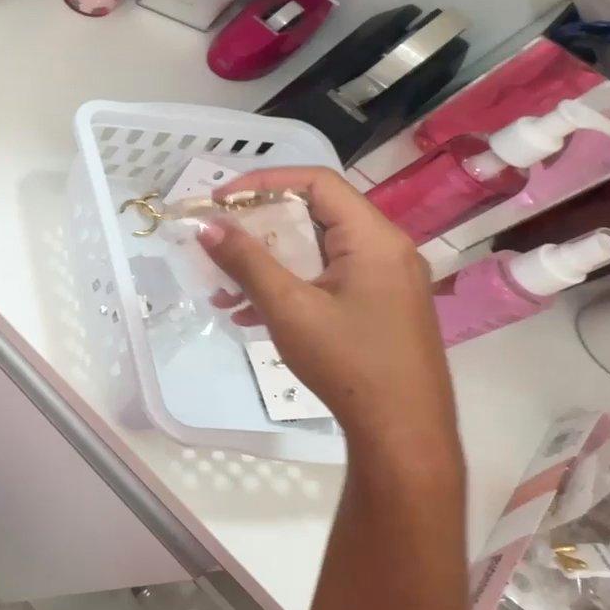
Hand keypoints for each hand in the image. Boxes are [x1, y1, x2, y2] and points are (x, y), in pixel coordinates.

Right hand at [199, 167, 454, 443]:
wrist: (402, 427)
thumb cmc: (348, 360)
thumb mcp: (287, 307)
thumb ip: (246, 262)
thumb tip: (207, 227)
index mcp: (373, 240)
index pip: (317, 183)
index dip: (264, 182)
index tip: (219, 200)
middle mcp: (384, 250)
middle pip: (313, 215)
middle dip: (256, 225)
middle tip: (215, 239)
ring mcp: (382, 279)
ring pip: (313, 249)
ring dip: (264, 259)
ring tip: (222, 285)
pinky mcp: (375, 305)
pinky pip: (322, 276)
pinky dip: (283, 283)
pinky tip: (247, 310)